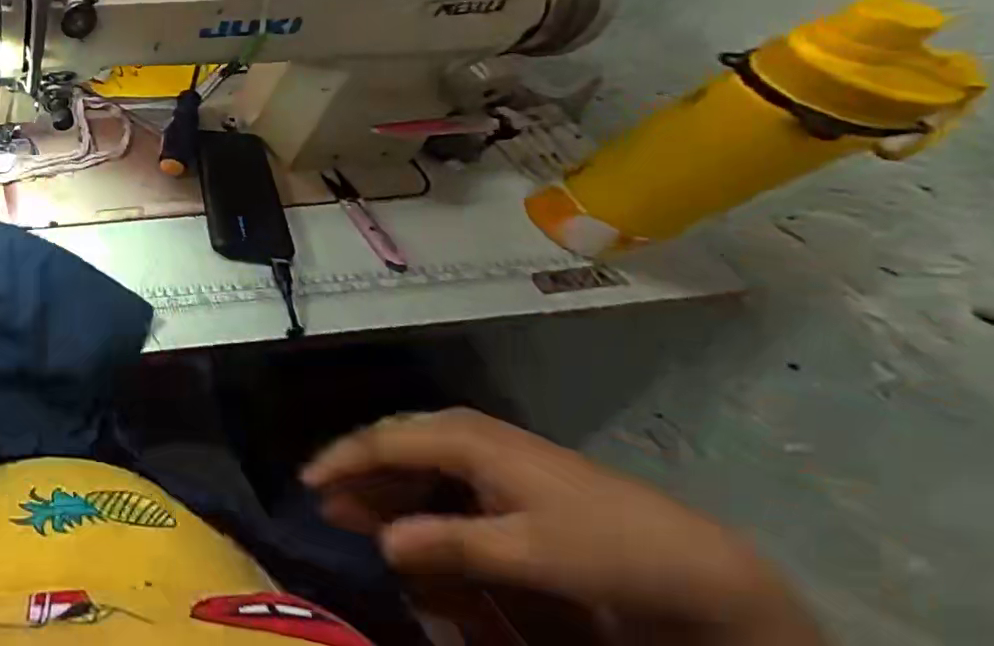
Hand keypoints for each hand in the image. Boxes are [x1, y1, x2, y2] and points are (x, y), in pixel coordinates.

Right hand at [302, 409, 824, 644]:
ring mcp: (485, 451)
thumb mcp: (526, 551)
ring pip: (412, 458)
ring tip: (350, 511)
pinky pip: (437, 474)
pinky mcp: (500, 472)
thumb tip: (382, 541)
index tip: (306, 483)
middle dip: (356, 472)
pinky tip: (402, 516)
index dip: (343, 460)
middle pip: (393, 443)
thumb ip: (451, 544)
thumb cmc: (602, 545)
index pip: (385, 441)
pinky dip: (411, 494)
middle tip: (322, 503)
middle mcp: (467, 433)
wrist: (688, 559)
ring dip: (381, 485)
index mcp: (466, 438)